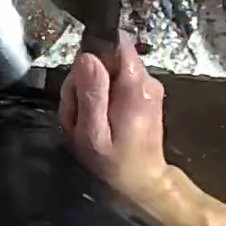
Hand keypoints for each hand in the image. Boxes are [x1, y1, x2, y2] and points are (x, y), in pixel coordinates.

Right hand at [59, 34, 176, 207]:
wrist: (143, 182)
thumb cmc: (116, 163)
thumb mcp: (93, 134)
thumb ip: (90, 94)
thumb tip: (86, 57)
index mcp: (135, 85)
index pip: (115, 43)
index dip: (92, 56)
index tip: (80, 82)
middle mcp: (146, 79)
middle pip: (107, 58)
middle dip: (85, 79)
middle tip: (78, 112)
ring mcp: (147, 86)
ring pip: (109, 71)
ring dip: (91, 91)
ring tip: (87, 120)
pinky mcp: (144, 93)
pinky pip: (116, 82)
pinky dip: (102, 97)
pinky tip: (99, 119)